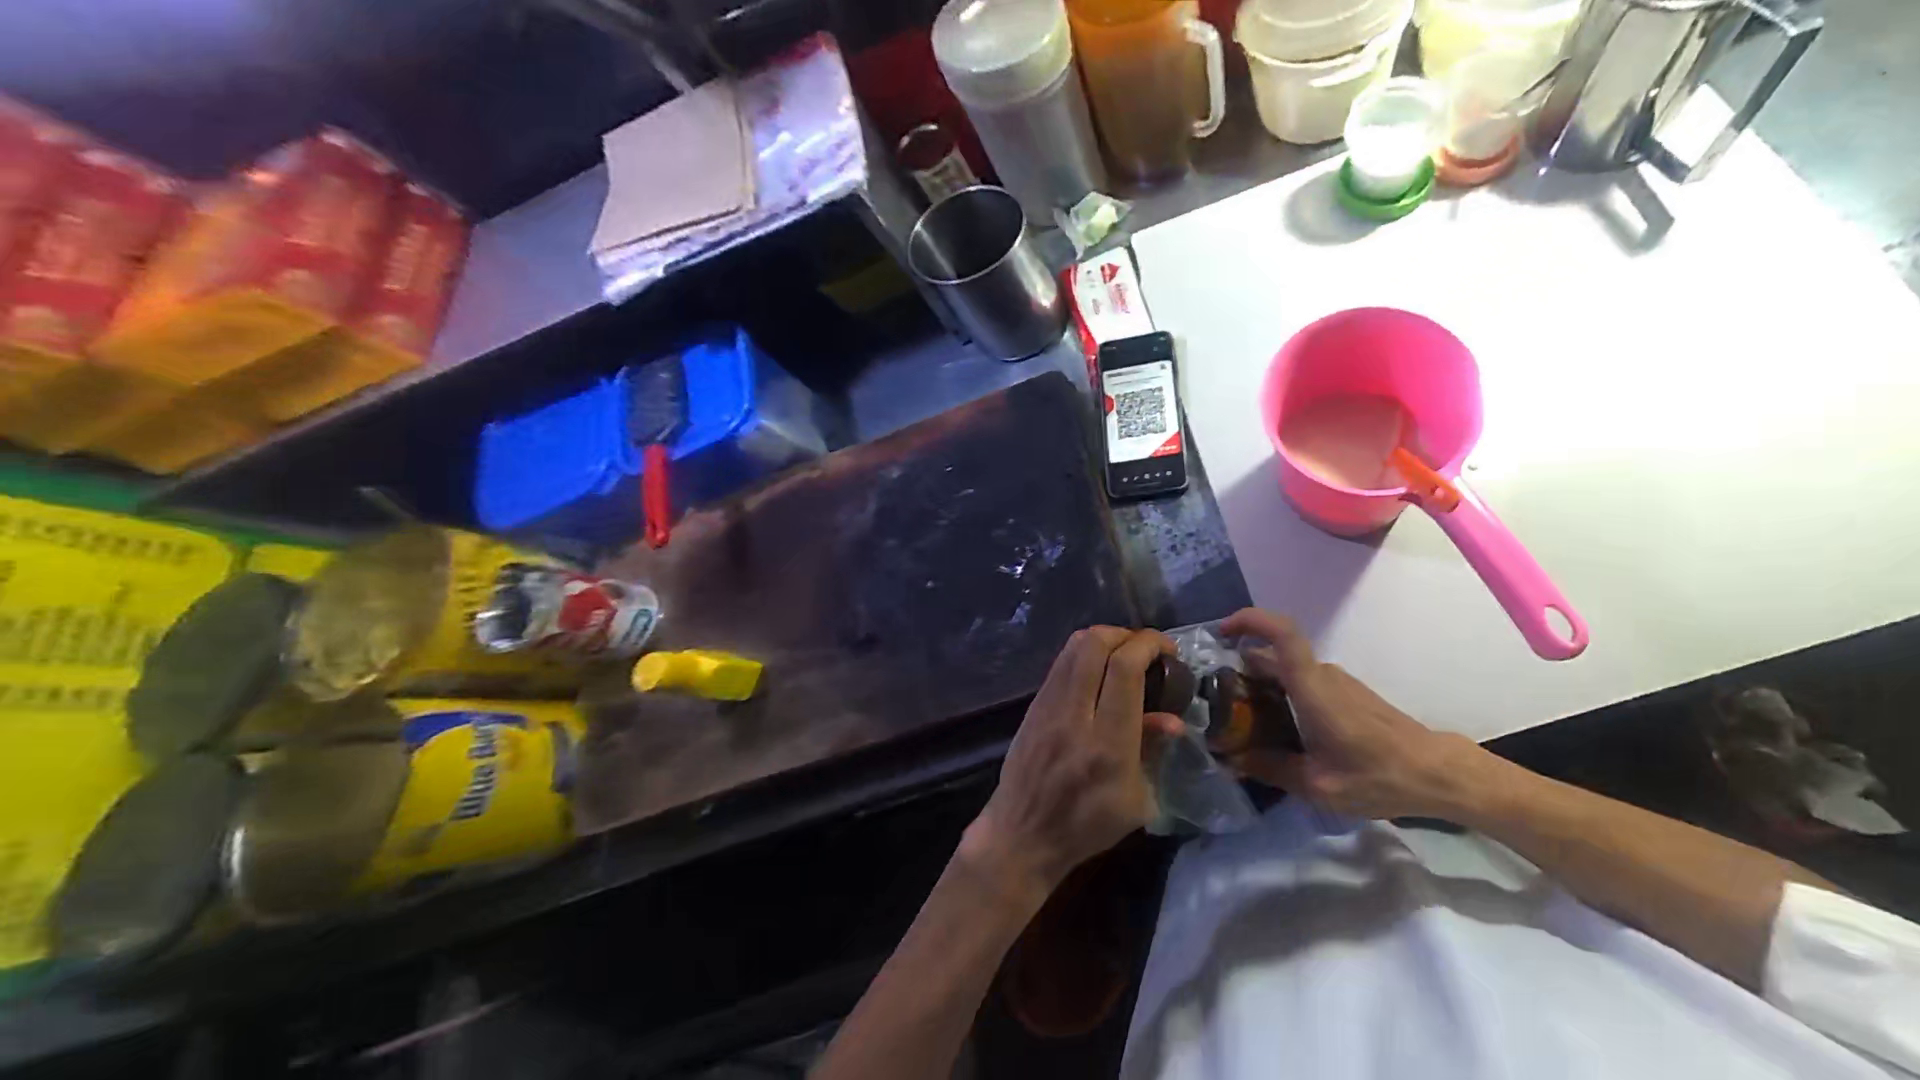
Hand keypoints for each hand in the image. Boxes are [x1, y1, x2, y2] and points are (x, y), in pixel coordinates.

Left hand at [962, 627, 1183, 903]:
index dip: (1148, 645)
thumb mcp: (1136, 800)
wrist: (1024, 833)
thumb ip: (1152, 750)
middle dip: (1126, 634)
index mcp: (1108, 742)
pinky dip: (1082, 655)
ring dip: (1102, 640)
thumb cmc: (1087, 826)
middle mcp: (1074, 714)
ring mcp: (1048, 706)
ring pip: (1072, 648)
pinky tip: (1097, 672)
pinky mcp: (1033, 706)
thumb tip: (1171, 718)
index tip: (1168, 649)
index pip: (1125, 670)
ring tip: (1123, 655)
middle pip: (1094, 645)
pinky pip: (1059, 664)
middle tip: (1145, 648)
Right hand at [1218, 608, 1489, 819]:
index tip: (1222, 631)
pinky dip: (1279, 692)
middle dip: (1240, 665)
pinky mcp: (1345, 693)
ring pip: (1286, 669)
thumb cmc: (1379, 776)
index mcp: (1312, 688)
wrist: (1437, 774)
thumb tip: (1233, 762)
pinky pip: (1301, 680)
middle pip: (1273, 654)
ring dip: (1260, 682)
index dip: (1251, 621)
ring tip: (1241, 717)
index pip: (1283, 634)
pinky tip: (1275, 726)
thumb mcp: (1319, 785)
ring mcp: (1336, 682)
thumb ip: (1271, 769)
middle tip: (1216, 696)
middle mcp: (1322, 675)